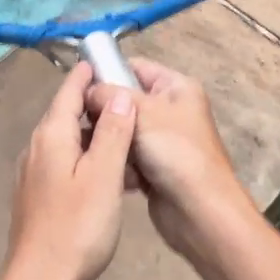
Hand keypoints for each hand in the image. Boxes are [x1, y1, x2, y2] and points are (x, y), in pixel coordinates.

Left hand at [1, 62, 137, 279]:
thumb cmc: (77, 227)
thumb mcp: (104, 177)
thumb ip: (112, 133)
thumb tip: (119, 95)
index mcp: (51, 135)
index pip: (69, 91)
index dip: (88, 75)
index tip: (108, 63)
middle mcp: (37, 146)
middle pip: (67, 114)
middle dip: (96, 106)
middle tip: (130, 104)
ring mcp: (34, 172)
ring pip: (68, 141)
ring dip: (95, 136)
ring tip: (128, 141)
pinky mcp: (38, 195)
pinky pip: (65, 163)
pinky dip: (87, 159)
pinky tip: (109, 177)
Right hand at [85, 58, 250, 268]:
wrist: (201, 212)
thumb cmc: (175, 152)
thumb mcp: (142, 112)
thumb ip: (109, 94)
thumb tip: (86, 90)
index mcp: (175, 87)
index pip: (134, 66)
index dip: (107, 72)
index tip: (78, 86)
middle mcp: (170, 109)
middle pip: (125, 100)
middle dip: (102, 110)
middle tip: (78, 120)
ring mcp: (162, 140)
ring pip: (122, 129)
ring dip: (108, 137)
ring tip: (87, 145)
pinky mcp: (154, 167)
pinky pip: (126, 155)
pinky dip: (115, 160)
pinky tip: (100, 166)